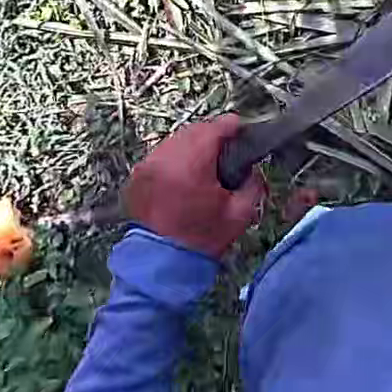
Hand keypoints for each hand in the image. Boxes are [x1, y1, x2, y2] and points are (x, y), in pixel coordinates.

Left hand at [124, 114, 265, 256]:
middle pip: (195, 130)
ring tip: (205, 163)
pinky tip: (184, 174)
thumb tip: (253, 170)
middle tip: (226, 150)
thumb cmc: (203, 238)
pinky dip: (175, 159)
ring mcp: (148, 165)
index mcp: (193, 163)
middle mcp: (167, 157)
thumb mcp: (240, 214)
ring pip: (176, 140)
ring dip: (193, 146)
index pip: (216, 128)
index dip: (233, 127)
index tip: (242, 130)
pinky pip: (161, 155)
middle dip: (212, 136)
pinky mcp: (137, 176)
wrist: (162, 264)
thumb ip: (253, 184)